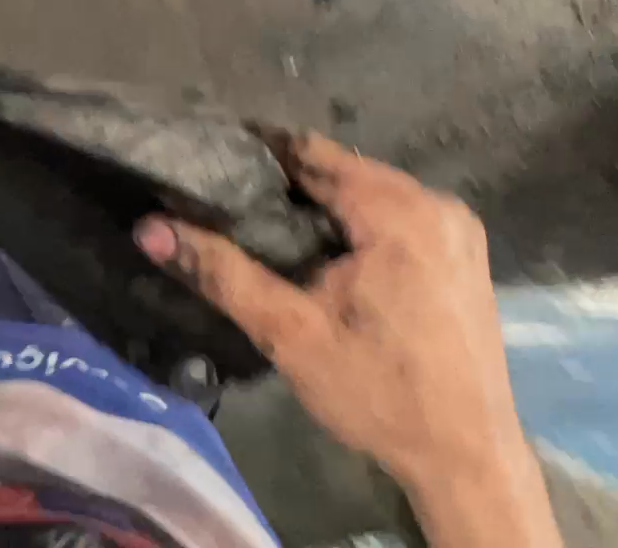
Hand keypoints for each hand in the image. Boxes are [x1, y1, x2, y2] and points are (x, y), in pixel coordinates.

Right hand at [133, 131, 559, 547]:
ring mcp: (452, 228)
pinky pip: (385, 213)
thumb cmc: (379, 393)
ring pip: (359, 190)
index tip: (204, 160)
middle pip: (334, 169)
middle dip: (277, 180)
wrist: (469, 465)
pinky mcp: (456, 253)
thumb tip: (147, 229)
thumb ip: (218, 270)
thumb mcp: (287, 331)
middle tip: (218, 196)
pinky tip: (308, 248)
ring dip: (309, 201)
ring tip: (251, 219)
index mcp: (399, 211)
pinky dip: (343, 221)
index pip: (308, 151)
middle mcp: (434, 205)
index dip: (252, 152)